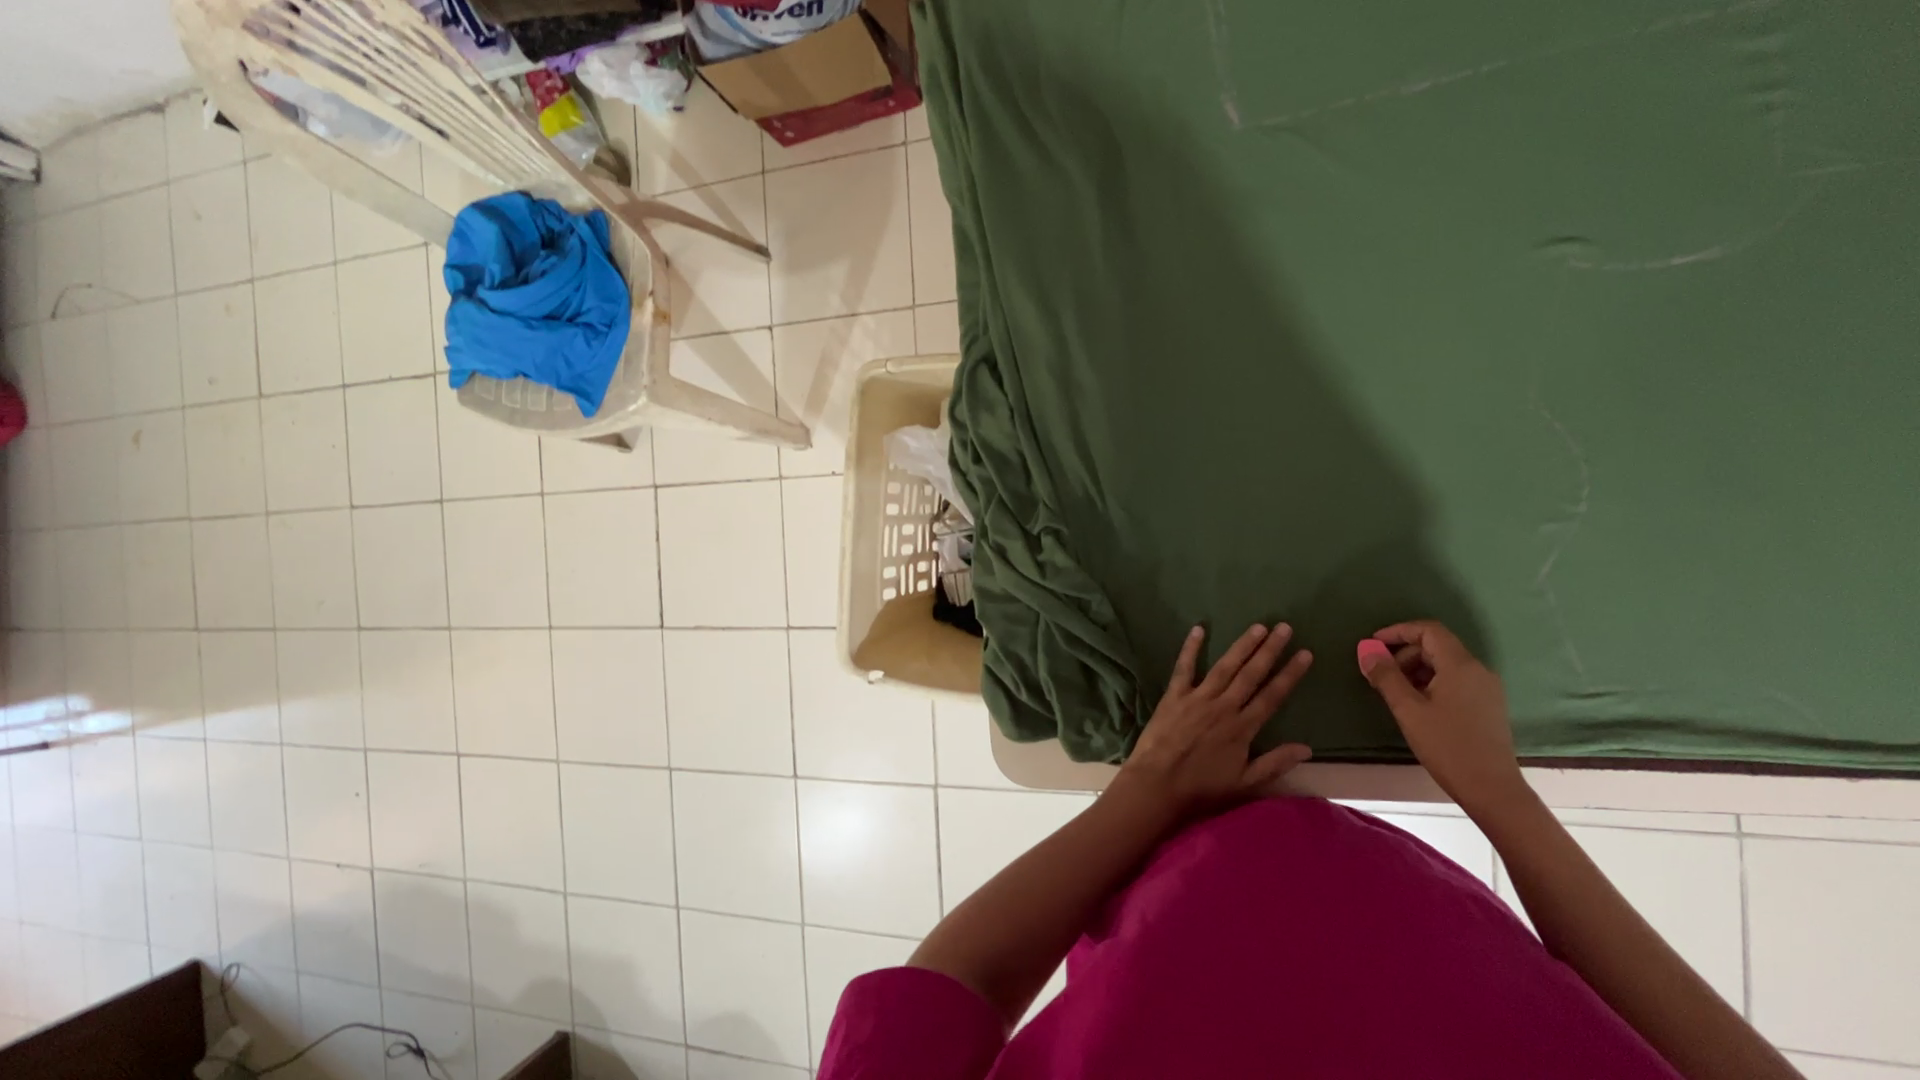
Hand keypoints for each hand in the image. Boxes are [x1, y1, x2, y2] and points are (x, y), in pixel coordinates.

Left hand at [1116, 623, 1313, 816]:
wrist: (1157, 784)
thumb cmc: (1202, 787)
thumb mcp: (1245, 783)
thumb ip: (1275, 763)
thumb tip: (1307, 748)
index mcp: (1242, 727)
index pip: (1272, 696)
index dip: (1290, 674)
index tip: (1305, 653)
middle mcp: (1223, 707)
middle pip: (1251, 674)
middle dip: (1270, 650)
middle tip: (1285, 627)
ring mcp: (1197, 698)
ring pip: (1224, 666)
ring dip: (1242, 646)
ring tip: (1258, 627)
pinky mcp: (1174, 696)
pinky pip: (1184, 667)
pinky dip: (1190, 648)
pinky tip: (1199, 628)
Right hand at [1357, 620, 1529, 814]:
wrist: (1491, 788)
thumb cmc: (1446, 745)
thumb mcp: (1408, 709)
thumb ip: (1386, 676)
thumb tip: (1366, 649)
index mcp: (1460, 665)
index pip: (1429, 630)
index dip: (1398, 631)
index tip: (1372, 645)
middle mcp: (1477, 670)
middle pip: (1437, 646)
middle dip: (1404, 654)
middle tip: (1380, 675)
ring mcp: (1486, 688)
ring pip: (1445, 664)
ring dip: (1416, 670)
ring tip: (1395, 693)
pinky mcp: (1487, 705)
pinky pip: (1455, 680)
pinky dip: (1431, 682)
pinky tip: (1417, 706)